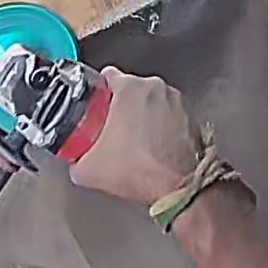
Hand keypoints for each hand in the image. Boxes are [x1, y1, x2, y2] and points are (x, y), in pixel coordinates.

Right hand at [69, 68, 199, 207]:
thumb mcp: (88, 169)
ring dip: (143, 114)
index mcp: (130, 88)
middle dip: (121, 105)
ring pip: (152, 101)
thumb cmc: (140, 171)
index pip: (108, 75)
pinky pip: (169, 116)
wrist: (176, 192)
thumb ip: (76, 161)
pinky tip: (153, 147)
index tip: (95, 107)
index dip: (98, 92)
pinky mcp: (191, 119)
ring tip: (134, 140)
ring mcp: (177, 103)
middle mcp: (156, 89)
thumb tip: (75, 164)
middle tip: (113, 128)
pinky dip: (162, 126)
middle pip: (131, 89)